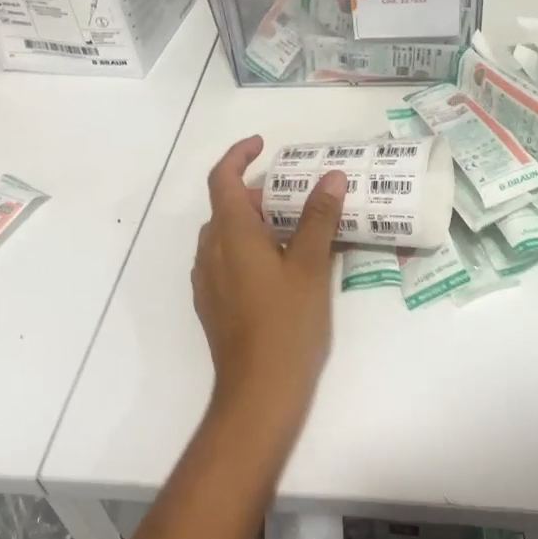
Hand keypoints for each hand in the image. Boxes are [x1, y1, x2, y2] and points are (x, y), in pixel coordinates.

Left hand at [193, 135, 345, 414]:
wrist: (258, 392)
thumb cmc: (287, 325)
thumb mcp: (310, 267)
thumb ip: (318, 218)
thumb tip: (330, 177)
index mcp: (230, 234)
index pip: (223, 178)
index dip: (239, 156)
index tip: (262, 145)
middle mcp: (210, 251)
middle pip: (228, 207)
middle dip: (260, 194)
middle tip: (299, 195)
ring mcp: (207, 281)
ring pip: (228, 236)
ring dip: (256, 223)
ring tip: (297, 230)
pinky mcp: (213, 305)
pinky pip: (228, 261)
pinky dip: (250, 249)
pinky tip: (282, 269)